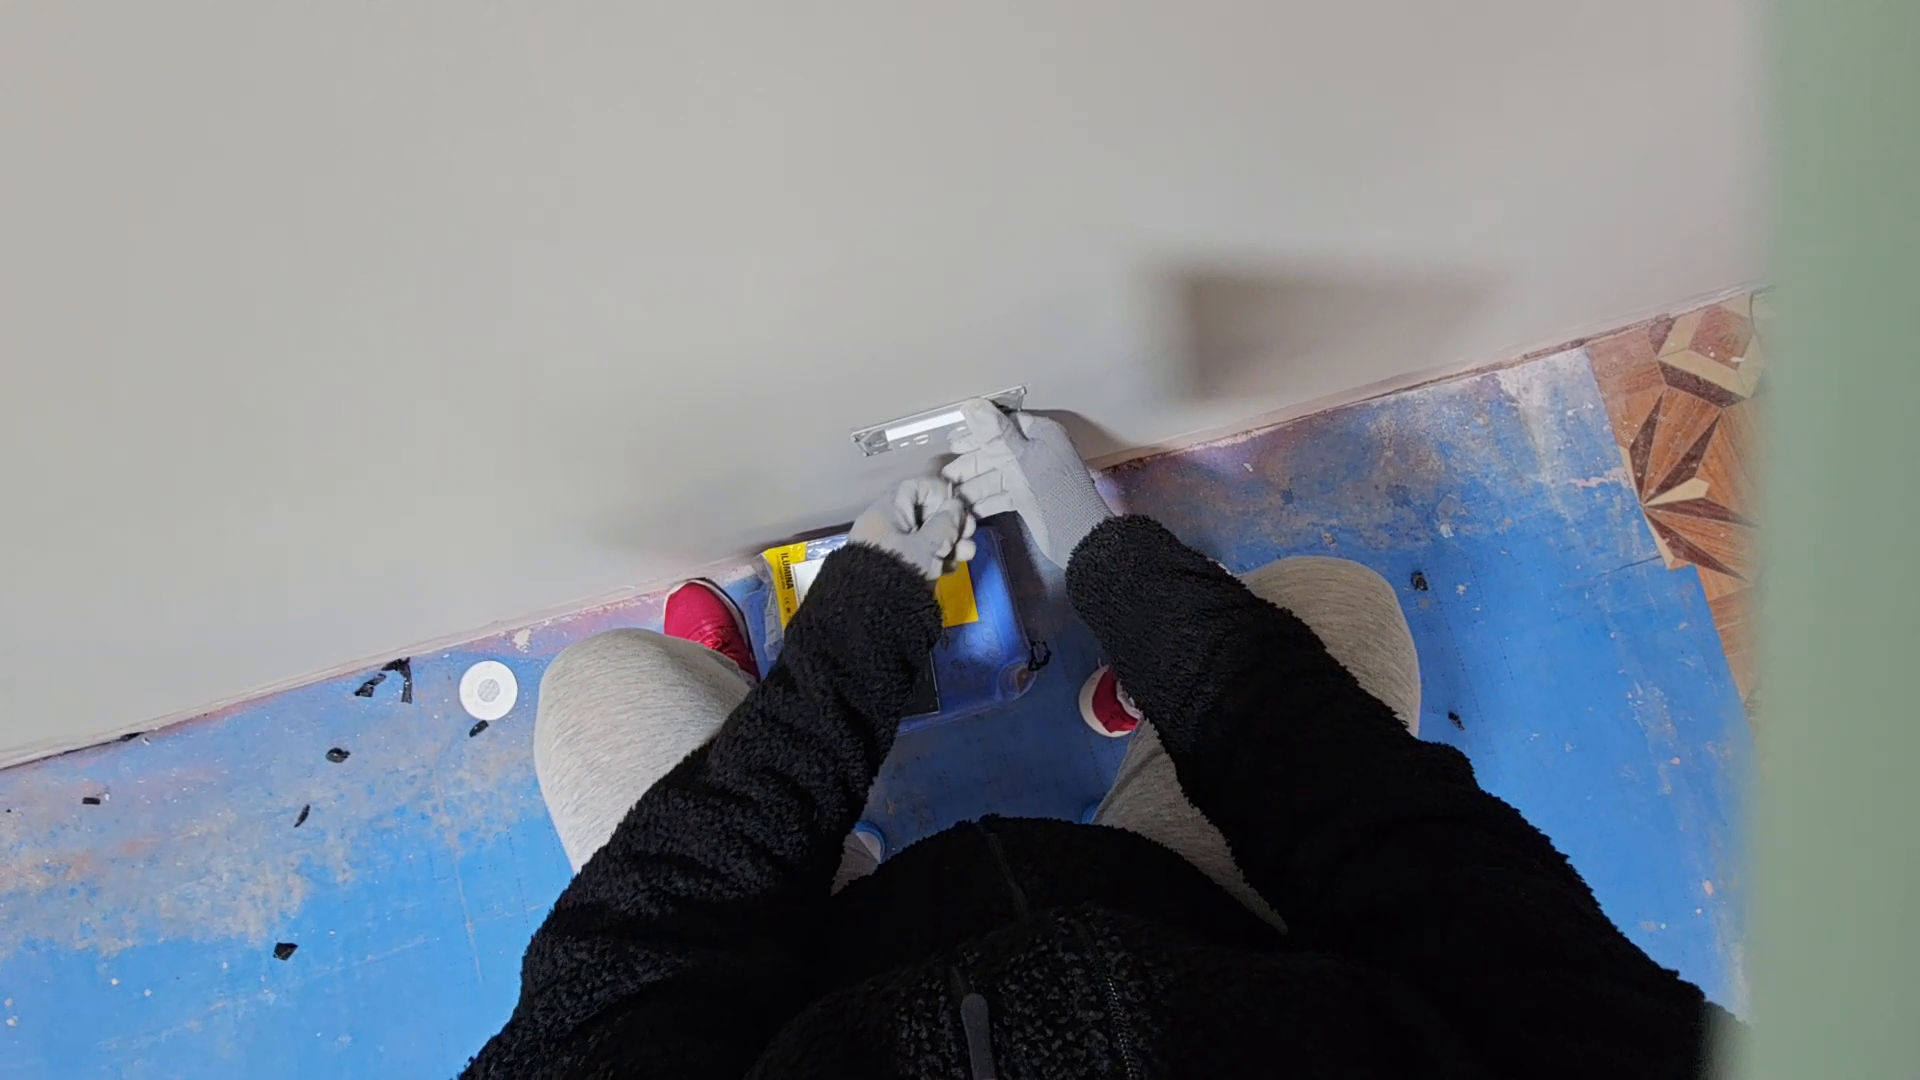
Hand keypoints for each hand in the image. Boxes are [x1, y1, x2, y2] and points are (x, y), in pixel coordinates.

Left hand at [848, 477, 977, 580]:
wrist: (874, 616)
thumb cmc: (900, 570)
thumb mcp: (927, 545)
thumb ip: (945, 523)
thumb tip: (955, 505)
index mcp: (888, 512)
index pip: (914, 488)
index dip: (938, 493)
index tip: (956, 507)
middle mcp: (890, 526)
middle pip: (926, 513)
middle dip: (952, 523)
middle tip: (969, 533)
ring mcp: (896, 549)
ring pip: (929, 537)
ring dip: (952, 543)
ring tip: (966, 554)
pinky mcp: (903, 569)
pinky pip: (925, 556)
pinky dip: (940, 559)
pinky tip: (951, 568)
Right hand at [941, 399, 1112, 567]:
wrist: (1075, 536)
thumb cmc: (1054, 491)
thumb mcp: (1021, 458)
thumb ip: (995, 433)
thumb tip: (972, 405)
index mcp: (1040, 434)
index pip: (1002, 426)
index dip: (975, 434)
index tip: (953, 444)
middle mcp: (1036, 452)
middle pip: (995, 452)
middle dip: (970, 465)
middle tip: (946, 475)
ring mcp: (1031, 477)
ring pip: (995, 476)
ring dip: (973, 486)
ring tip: (951, 496)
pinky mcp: (1027, 499)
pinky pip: (1001, 495)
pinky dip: (984, 501)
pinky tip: (967, 509)